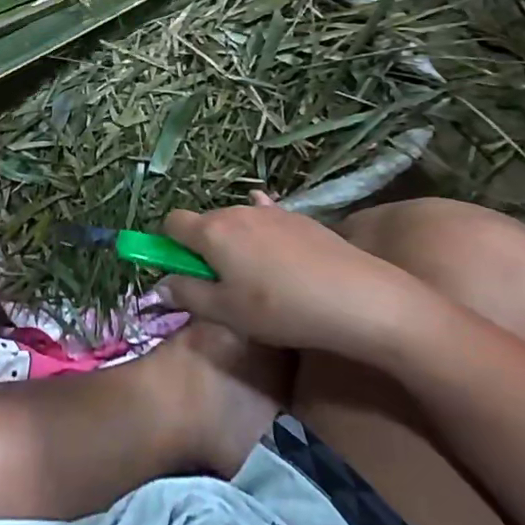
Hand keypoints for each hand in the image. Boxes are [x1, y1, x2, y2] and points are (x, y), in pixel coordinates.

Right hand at [155, 192, 443, 358]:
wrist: (361, 299)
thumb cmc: (283, 308)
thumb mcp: (228, 312)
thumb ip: (188, 294)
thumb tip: (163, 285)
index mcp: (211, 231)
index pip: (172, 223)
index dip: (171, 246)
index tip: (186, 273)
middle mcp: (236, 211)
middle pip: (205, 222)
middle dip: (204, 248)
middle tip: (223, 286)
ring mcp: (271, 211)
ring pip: (237, 223)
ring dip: (235, 244)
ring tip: (259, 280)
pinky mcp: (300, 217)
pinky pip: (267, 221)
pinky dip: (263, 237)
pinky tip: (279, 257)